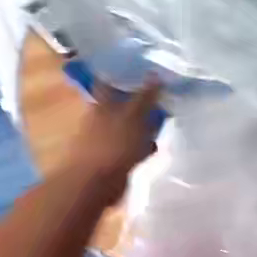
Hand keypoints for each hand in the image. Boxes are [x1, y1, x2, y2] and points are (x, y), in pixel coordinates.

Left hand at [61, 83, 161, 205]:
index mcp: (101, 103)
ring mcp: (102, 140)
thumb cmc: (113, 145)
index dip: (122, 75)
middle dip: (135, 102)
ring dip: (140, 127)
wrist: (94, 185)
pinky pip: (128, 148)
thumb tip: (156, 74)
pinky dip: (139, 148)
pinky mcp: (109, 160)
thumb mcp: (134, 116)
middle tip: (159, 99)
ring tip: (162, 125)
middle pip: (118, 105)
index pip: (109, 81)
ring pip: (124, 127)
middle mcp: (99, 118)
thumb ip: (145, 96)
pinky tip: (153, 149)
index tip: (140, 71)